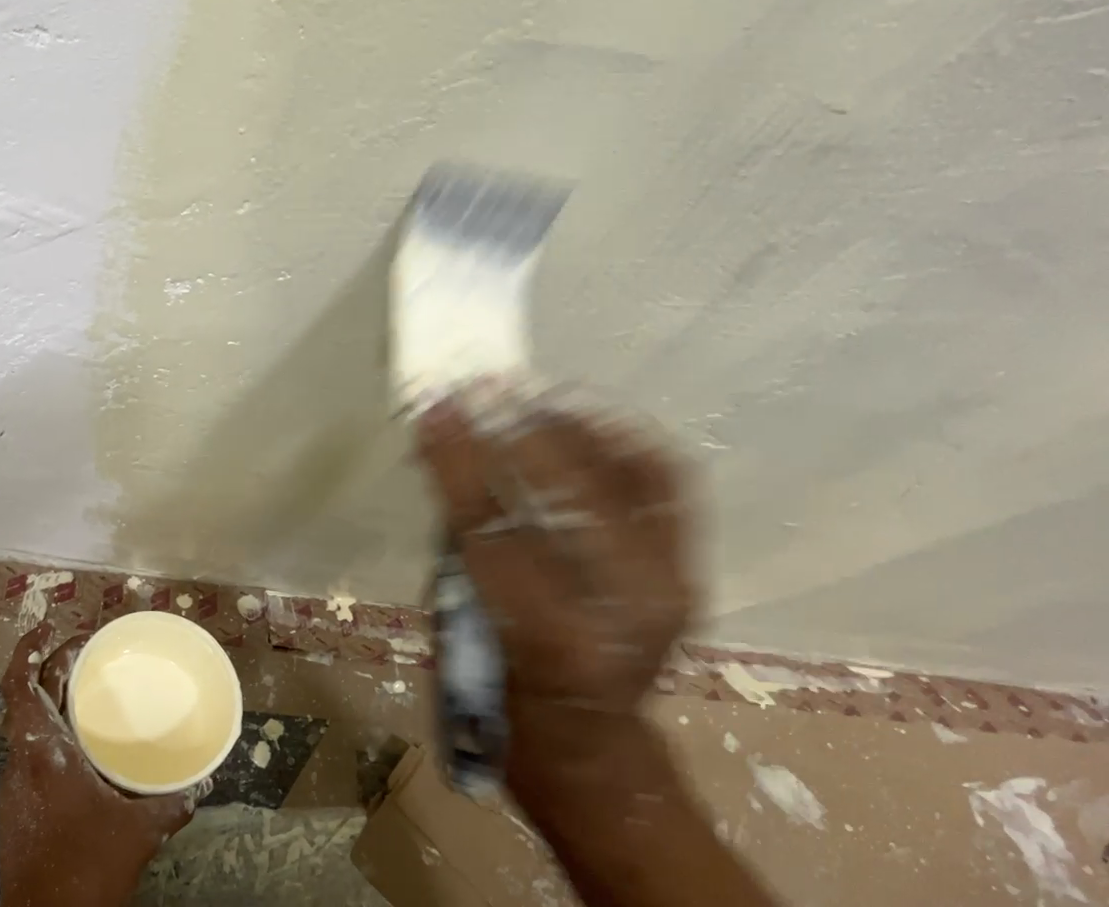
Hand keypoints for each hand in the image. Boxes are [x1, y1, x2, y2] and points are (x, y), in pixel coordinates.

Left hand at [0, 623, 197, 906]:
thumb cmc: (86, 867)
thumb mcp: (138, 833)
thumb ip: (170, 804)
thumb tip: (200, 786)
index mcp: (41, 752)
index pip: (19, 685)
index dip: (29, 649)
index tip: (50, 627)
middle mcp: (22, 761)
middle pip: (27, 698)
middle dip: (53, 668)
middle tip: (87, 651)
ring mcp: (17, 786)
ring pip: (28, 727)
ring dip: (52, 701)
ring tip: (86, 690)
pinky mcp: (20, 808)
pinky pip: (34, 754)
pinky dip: (54, 734)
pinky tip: (83, 746)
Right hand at [414, 392, 694, 776]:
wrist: (587, 739)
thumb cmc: (498, 689)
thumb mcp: (458, 622)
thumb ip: (462, 542)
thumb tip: (451, 452)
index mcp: (544, 640)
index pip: (494, 529)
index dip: (458, 461)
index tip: (434, 408)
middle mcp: (621, 614)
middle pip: (566, 496)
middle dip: (514, 431)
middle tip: (477, 386)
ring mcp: (668, 588)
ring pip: (624, 478)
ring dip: (568, 422)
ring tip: (524, 387)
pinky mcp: (691, 569)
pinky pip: (663, 480)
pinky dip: (620, 436)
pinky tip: (580, 409)